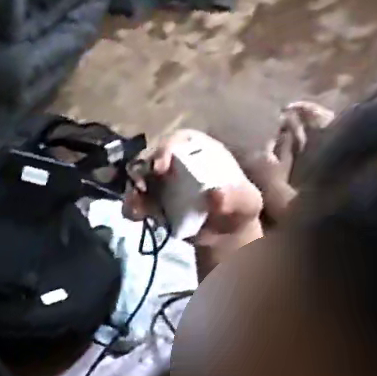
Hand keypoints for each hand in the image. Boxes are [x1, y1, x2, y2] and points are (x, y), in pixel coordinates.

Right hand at [124, 129, 263, 247]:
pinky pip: (135, 202)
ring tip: (137, 208)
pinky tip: (138, 217)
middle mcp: (177, 164)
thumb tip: (216, 193)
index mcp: (201, 153)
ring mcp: (162, 184)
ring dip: (133, 191)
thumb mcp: (245, 203)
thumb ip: (235, 198)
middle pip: (151, 157)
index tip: (160, 168)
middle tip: (140, 186)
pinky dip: (132, 208)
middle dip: (141, 169)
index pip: (179, 140)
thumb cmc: (238, 210)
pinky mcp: (151, 204)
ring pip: (138, 179)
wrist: (224, 235)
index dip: (166, 149)